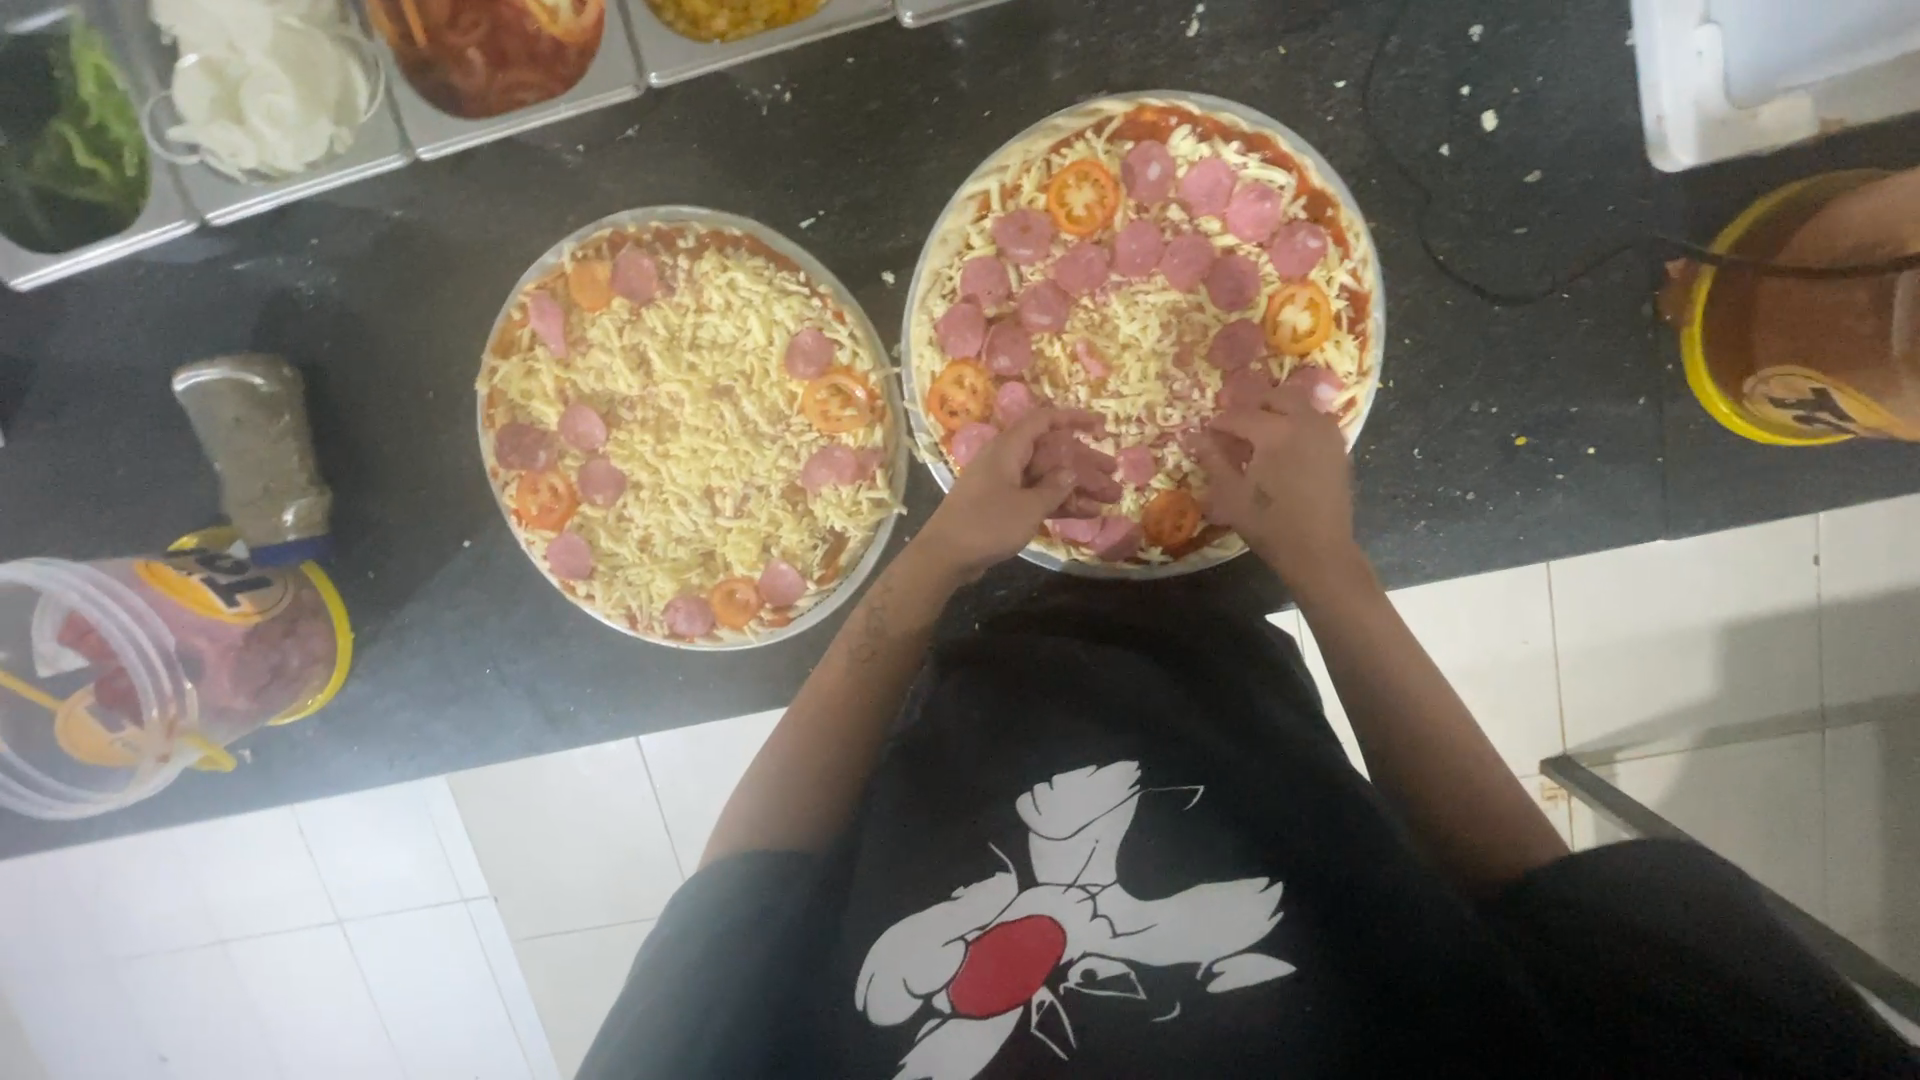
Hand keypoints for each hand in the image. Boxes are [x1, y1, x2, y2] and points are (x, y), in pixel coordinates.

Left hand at [915, 409, 1099, 580]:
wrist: (945, 556)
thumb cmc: (987, 525)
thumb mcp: (1028, 507)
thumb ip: (1054, 488)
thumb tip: (1071, 472)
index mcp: (1008, 448)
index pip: (1044, 420)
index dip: (1073, 419)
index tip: (1101, 425)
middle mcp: (1005, 460)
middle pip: (1050, 452)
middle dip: (1084, 462)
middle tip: (1114, 474)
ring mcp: (1003, 484)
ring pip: (1046, 477)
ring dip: (1077, 486)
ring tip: (1110, 498)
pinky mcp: (1001, 507)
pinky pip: (1036, 497)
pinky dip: (1059, 503)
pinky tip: (1087, 513)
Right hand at [1188, 367, 1362, 589]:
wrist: (1319, 550)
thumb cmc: (1269, 524)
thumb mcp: (1230, 494)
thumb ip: (1213, 459)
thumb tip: (1193, 437)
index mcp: (1275, 432)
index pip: (1240, 415)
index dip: (1220, 422)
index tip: (1207, 432)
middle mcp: (1305, 423)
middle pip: (1277, 397)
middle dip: (1253, 405)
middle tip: (1236, 425)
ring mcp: (1327, 434)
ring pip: (1301, 405)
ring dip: (1278, 411)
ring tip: (1261, 433)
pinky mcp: (1339, 448)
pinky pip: (1315, 422)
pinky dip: (1297, 424)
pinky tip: (1284, 448)